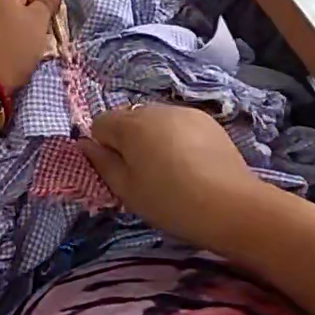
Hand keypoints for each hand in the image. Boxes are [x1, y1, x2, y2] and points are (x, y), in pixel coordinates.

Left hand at [0, 0, 60, 91]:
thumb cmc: (17, 46)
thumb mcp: (39, 21)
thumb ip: (47, 1)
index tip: (55, 12)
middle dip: (35, 9)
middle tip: (47, 26)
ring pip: (10, 13)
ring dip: (24, 22)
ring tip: (34, 38)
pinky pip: (1, 26)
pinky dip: (12, 32)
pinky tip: (18, 45)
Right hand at [82, 103, 268, 245]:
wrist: (230, 205)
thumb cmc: (170, 202)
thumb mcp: (127, 190)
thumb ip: (101, 163)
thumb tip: (84, 143)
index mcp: (130, 124)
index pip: (100, 124)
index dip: (104, 148)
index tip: (119, 172)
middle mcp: (155, 109)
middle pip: (128, 118)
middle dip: (128, 140)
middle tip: (144, 174)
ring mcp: (184, 112)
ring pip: (154, 120)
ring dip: (153, 138)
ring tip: (170, 170)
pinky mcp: (207, 120)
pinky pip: (178, 124)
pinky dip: (176, 138)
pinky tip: (191, 163)